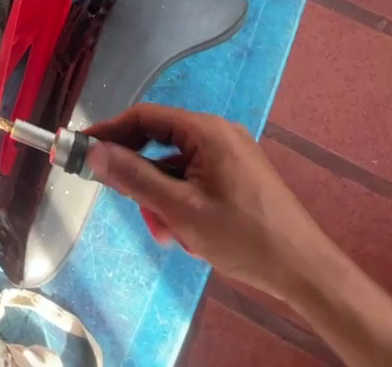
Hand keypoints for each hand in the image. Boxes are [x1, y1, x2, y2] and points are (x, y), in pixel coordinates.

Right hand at [84, 105, 336, 303]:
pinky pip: (194, 177)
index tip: (83, 151)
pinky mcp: (238, 175)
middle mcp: (218, 133)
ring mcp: (231, 154)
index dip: (109, 132)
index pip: (143, 117)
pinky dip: (182, 199)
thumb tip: (93, 151)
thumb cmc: (244, 237)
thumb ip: (134, 177)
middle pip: (158, 141)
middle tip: (129, 204)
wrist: (309, 274)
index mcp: (205, 131)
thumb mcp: (181, 210)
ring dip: (161, 195)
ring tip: (168, 232)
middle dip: (140, 176)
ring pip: (175, 164)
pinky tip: (187, 233)